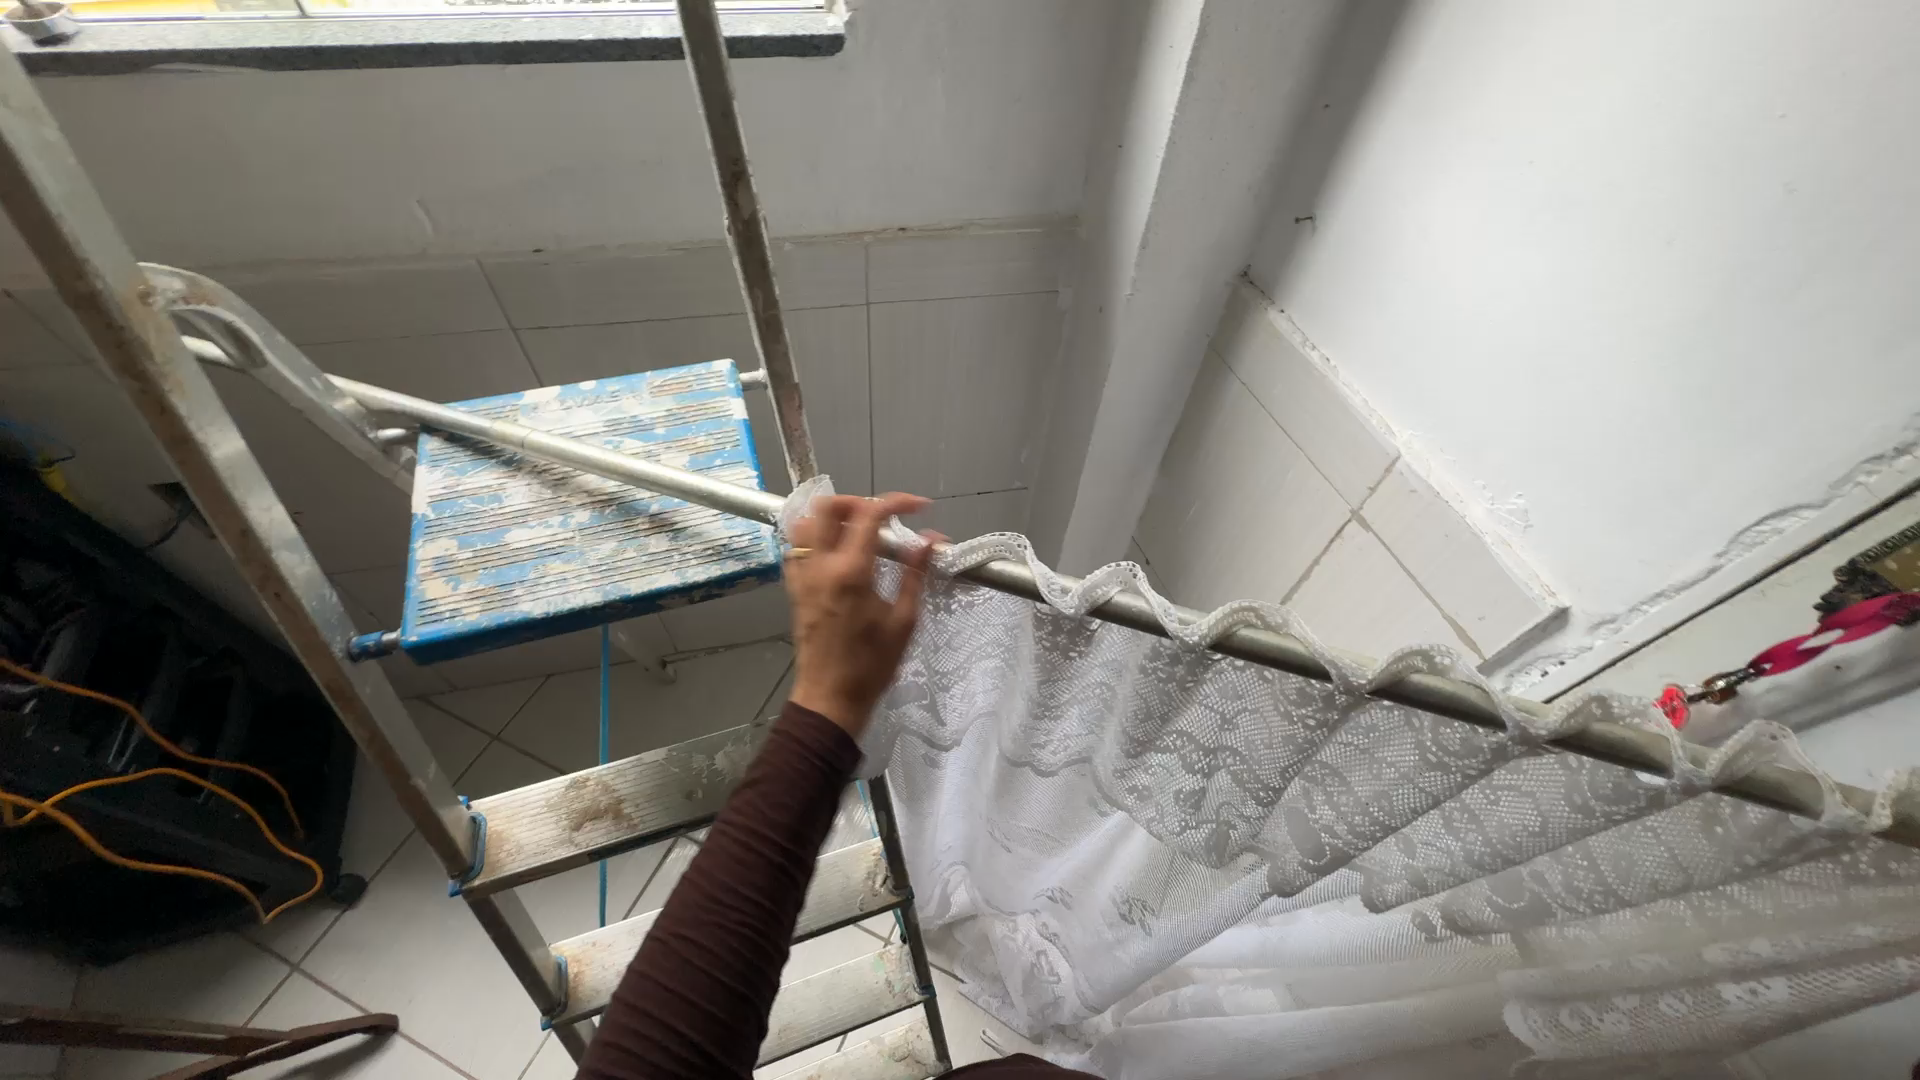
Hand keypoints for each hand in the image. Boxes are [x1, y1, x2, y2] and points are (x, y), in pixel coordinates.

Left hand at [784, 492, 935, 737]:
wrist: (830, 697)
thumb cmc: (872, 664)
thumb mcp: (904, 620)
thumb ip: (916, 573)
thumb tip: (931, 539)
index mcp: (852, 572)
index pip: (870, 515)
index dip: (897, 502)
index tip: (919, 507)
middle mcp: (820, 566)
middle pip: (827, 506)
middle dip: (859, 501)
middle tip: (883, 516)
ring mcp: (802, 576)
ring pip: (805, 522)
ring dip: (832, 516)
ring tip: (858, 529)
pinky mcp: (794, 588)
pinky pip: (797, 547)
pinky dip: (815, 537)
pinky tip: (837, 552)